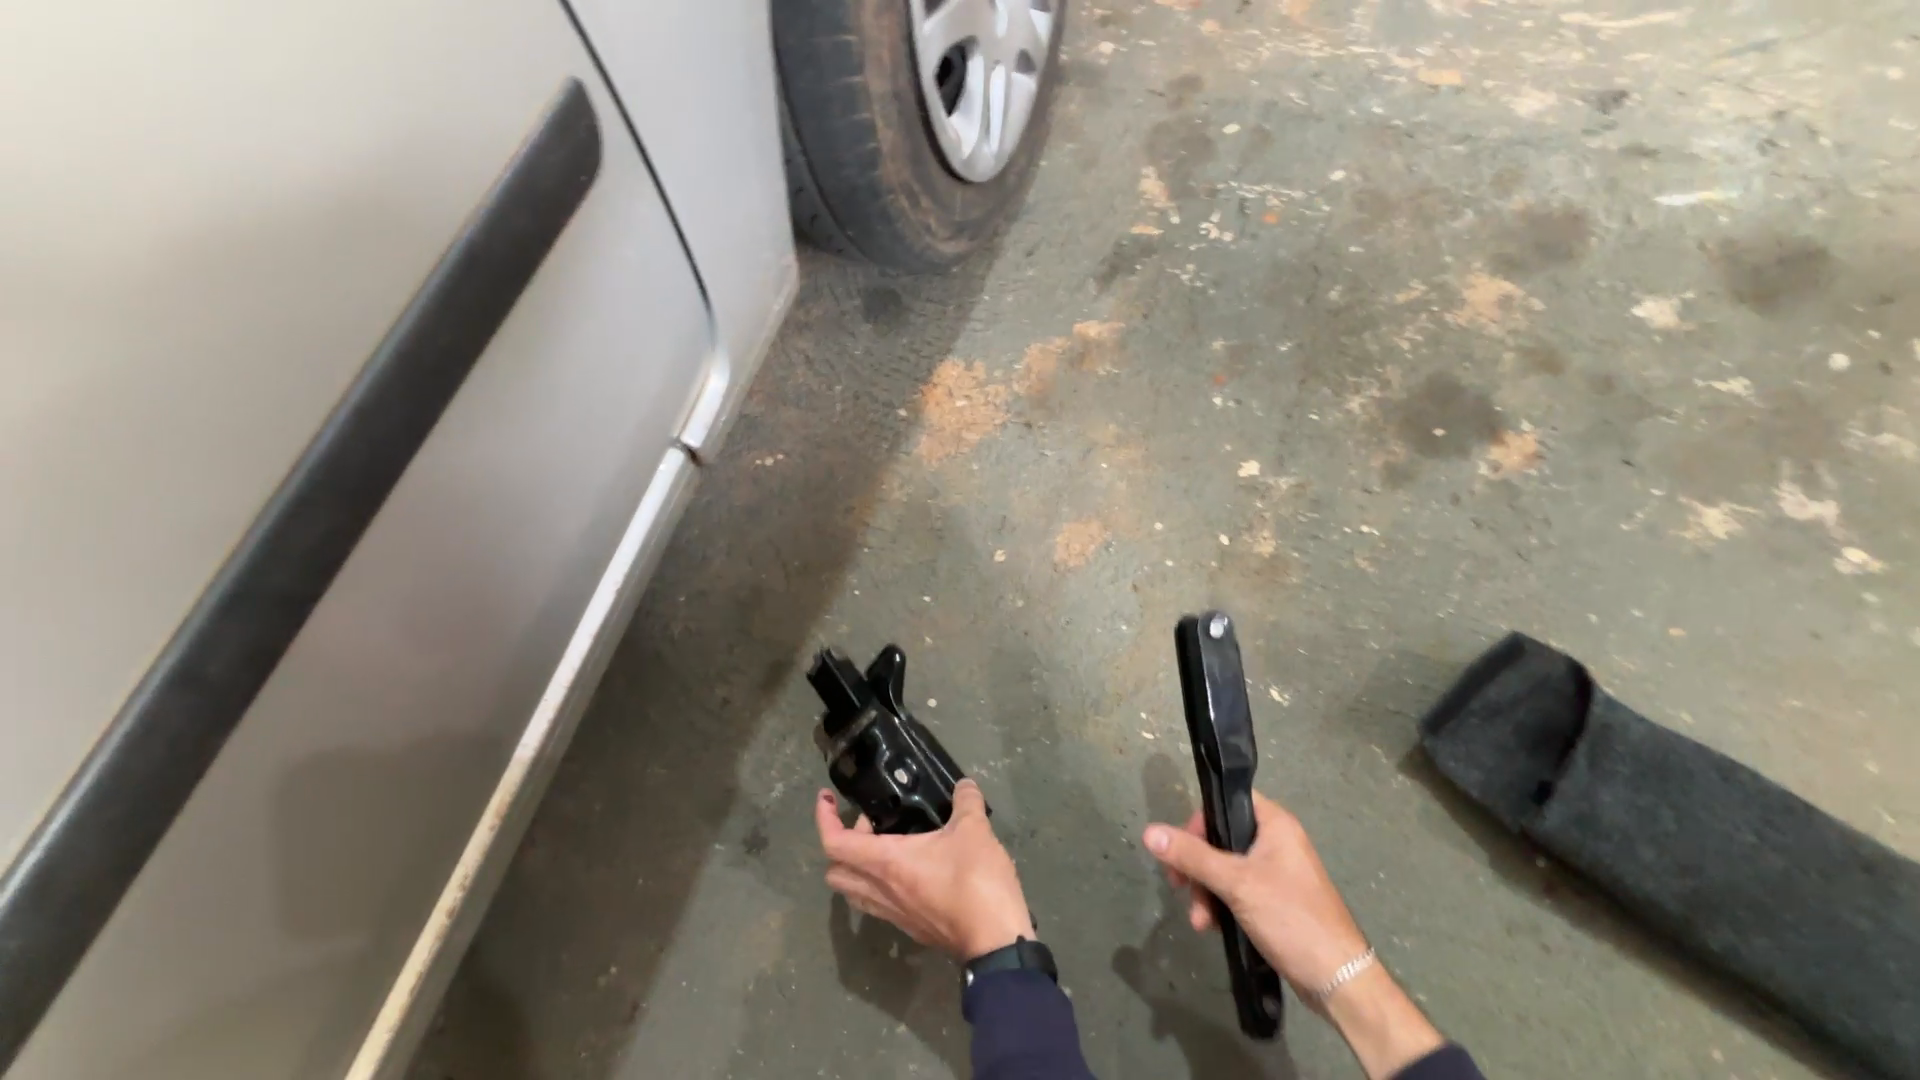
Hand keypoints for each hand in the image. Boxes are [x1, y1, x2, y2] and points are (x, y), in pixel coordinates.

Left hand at [814, 779, 1035, 960]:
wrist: (994, 941)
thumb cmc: (975, 881)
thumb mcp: (974, 830)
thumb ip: (966, 802)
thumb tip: (964, 784)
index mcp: (886, 862)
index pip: (835, 843)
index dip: (824, 818)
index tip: (828, 799)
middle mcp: (880, 890)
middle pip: (834, 872)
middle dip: (841, 844)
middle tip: (870, 824)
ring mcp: (893, 914)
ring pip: (854, 892)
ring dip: (857, 868)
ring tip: (886, 846)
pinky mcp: (909, 927)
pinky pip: (878, 905)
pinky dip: (878, 886)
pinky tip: (910, 871)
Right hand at [1142, 793, 1367, 990]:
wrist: (1338, 978)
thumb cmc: (1291, 917)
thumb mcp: (1236, 883)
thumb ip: (1192, 856)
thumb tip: (1149, 832)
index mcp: (1275, 825)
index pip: (1227, 802)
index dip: (1199, 820)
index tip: (1180, 848)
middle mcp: (1276, 842)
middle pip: (1220, 838)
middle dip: (1196, 866)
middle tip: (1178, 886)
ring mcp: (1276, 873)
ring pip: (1225, 868)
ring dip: (1205, 892)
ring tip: (1199, 920)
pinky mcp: (1275, 901)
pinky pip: (1237, 891)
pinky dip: (1220, 905)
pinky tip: (1212, 927)